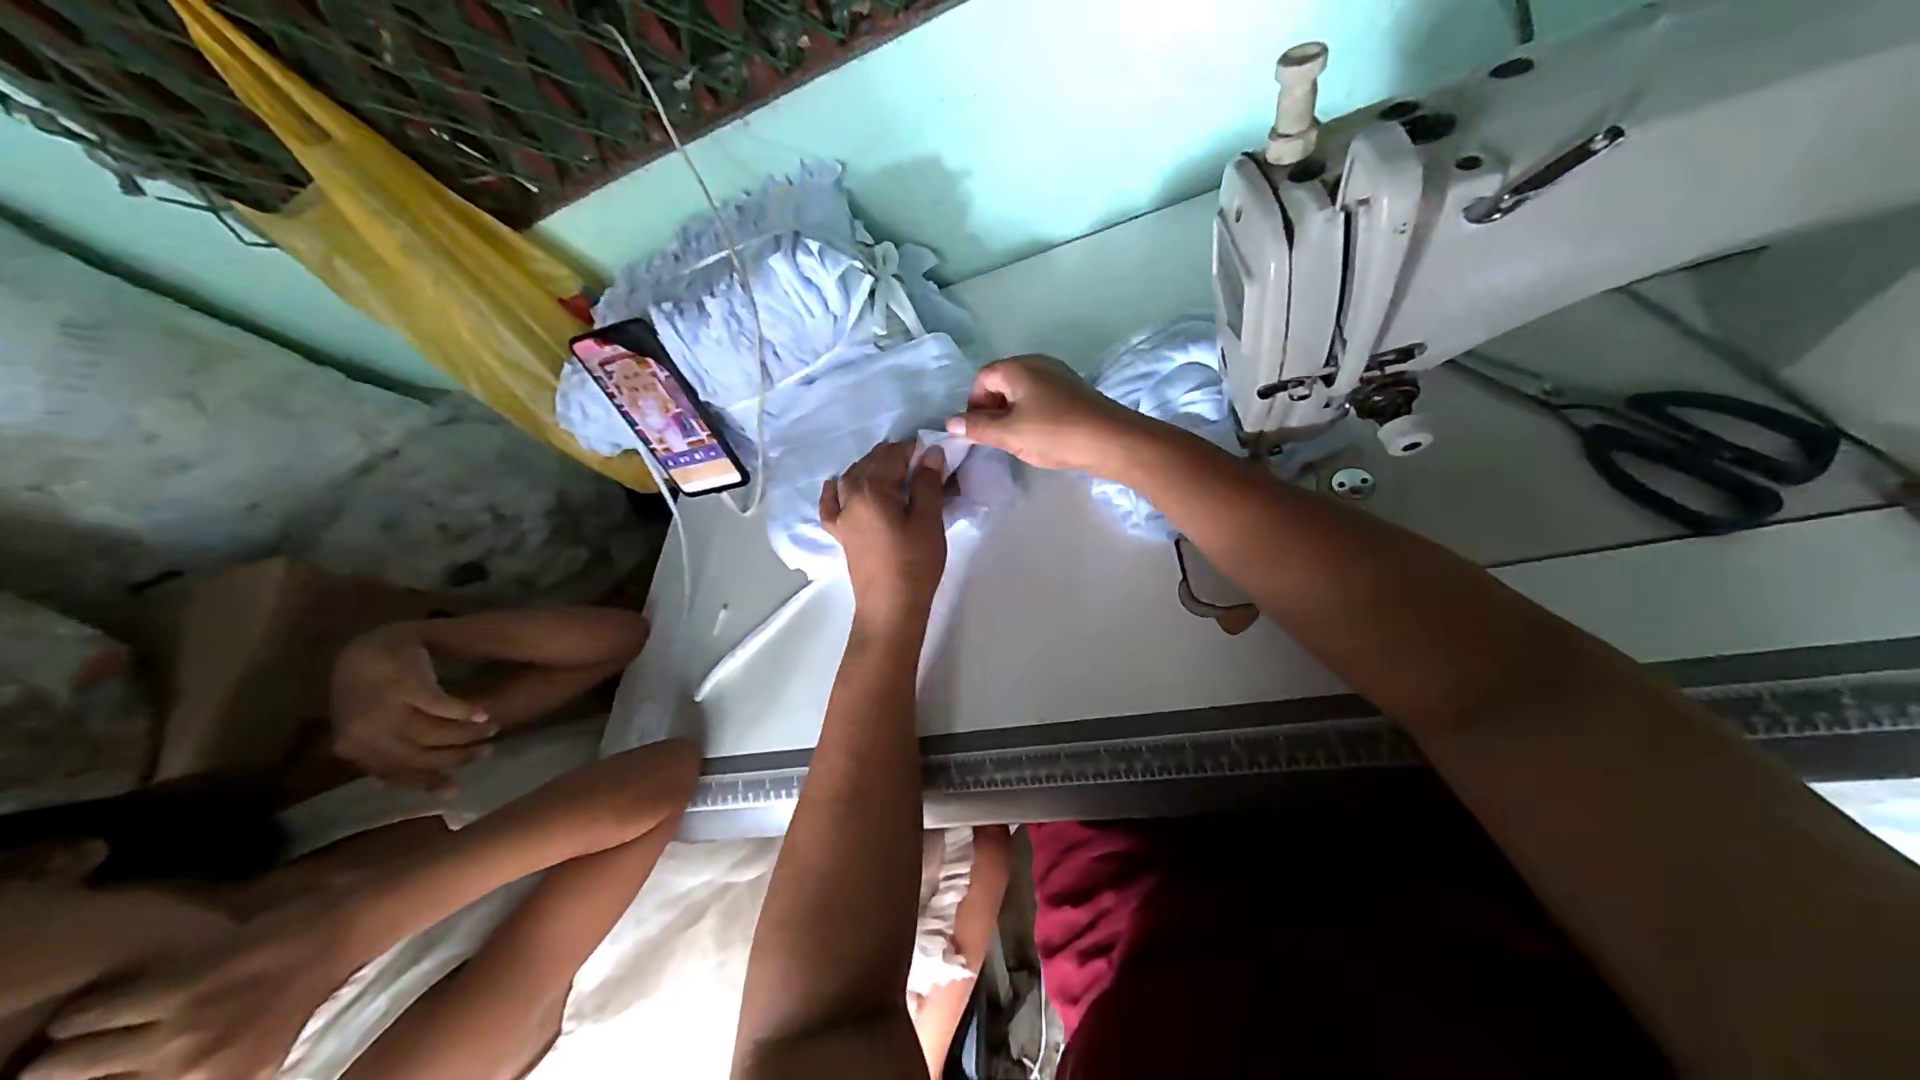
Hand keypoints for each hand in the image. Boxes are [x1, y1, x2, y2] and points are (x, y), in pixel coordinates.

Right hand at [24, 909, 348, 1079]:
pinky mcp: (178, 986)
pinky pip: (87, 1015)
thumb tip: (156, 1078)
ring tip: (80, 1038)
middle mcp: (196, 1070)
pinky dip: (82, 1012)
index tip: (113, 1076)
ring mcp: (184, 1028)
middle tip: (84, 1063)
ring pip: (62, 1062)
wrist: (342, 925)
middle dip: (74, 1076)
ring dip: (65, 1051)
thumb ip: (212, 1074)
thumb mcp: (262, 1053)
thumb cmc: (310, 985)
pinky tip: (99, 1005)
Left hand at [330, 624, 494, 791]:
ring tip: (491, 729)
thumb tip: (427, 776)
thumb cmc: (372, 689)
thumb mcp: (372, 724)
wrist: (370, 645)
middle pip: (419, 756)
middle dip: (457, 757)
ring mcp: (383, 710)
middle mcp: (364, 734)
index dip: (428, 781)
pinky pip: (443, 707)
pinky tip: (483, 714)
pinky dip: (466, 712)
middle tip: (486, 752)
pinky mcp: (406, 687)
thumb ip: (391, 747)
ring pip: (434, 733)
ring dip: (467, 734)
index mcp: (354, 746)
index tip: (457, 787)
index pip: (396, 772)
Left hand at [820, 440, 947, 625]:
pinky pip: (830, 503)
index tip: (936, 453)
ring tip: (895, 473)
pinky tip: (836, 484)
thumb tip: (930, 452)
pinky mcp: (839, 533)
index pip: (894, 455)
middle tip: (924, 464)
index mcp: (872, 488)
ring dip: (871, 468)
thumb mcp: (928, 520)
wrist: (890, 607)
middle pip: (871, 462)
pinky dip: (834, 490)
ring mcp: (841, 515)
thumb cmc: (914, 563)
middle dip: (896, 457)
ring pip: (851, 477)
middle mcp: (850, 495)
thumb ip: (927, 483)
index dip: (916, 450)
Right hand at [946, 355, 1149, 472]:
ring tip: (1019, 440)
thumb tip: (950, 422)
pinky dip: (1033, 415)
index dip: (974, 405)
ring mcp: (1058, 375)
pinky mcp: (1073, 391)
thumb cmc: (1054, 432)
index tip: (980, 430)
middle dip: (993, 410)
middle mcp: (1037, 363)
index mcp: (1017, 367)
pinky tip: (1041, 437)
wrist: (1111, 440)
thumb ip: (977, 428)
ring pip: (1022, 392)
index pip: (982, 379)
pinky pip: (1041, 399)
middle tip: (998, 438)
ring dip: (1013, 415)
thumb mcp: (1009, 434)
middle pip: (1002, 383)